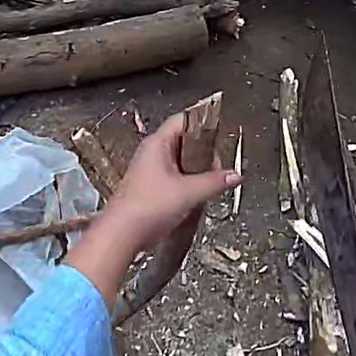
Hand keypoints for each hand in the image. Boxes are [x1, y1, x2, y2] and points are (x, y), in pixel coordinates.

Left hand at [100, 112, 238, 251]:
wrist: (121, 234)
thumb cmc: (145, 208)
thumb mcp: (189, 192)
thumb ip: (215, 182)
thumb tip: (234, 175)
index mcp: (158, 144)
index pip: (184, 120)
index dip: (203, 124)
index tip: (219, 134)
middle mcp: (153, 153)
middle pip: (185, 141)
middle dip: (203, 153)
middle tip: (214, 166)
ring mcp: (151, 169)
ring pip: (181, 160)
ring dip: (196, 169)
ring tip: (207, 182)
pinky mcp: (151, 186)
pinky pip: (175, 176)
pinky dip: (188, 181)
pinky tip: (195, 195)